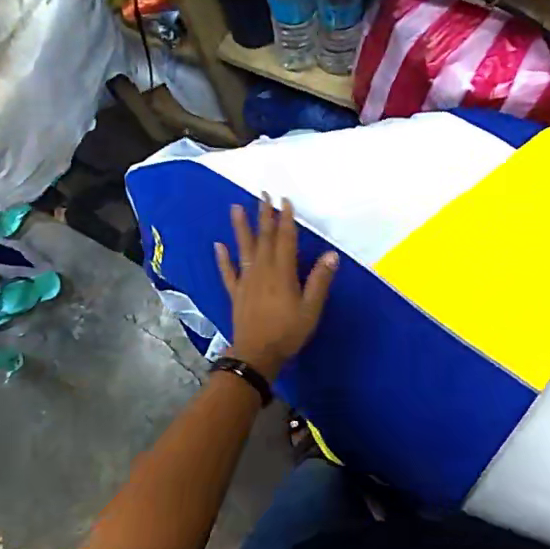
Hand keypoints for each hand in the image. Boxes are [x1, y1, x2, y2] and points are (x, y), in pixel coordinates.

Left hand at [213, 196, 338, 378]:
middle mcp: (262, 271)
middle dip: (264, 215)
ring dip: (240, 227)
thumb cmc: (288, 332)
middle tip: (262, 194)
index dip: (285, 220)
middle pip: (263, 238)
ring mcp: (246, 281)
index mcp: (282, 273)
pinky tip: (218, 244)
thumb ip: (319, 281)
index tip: (284, 201)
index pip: (285, 240)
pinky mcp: (235, 292)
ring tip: (235, 208)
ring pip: (243, 248)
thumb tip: (331, 254)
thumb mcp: (311, 309)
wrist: (256, 354)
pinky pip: (228, 271)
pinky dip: (222, 257)